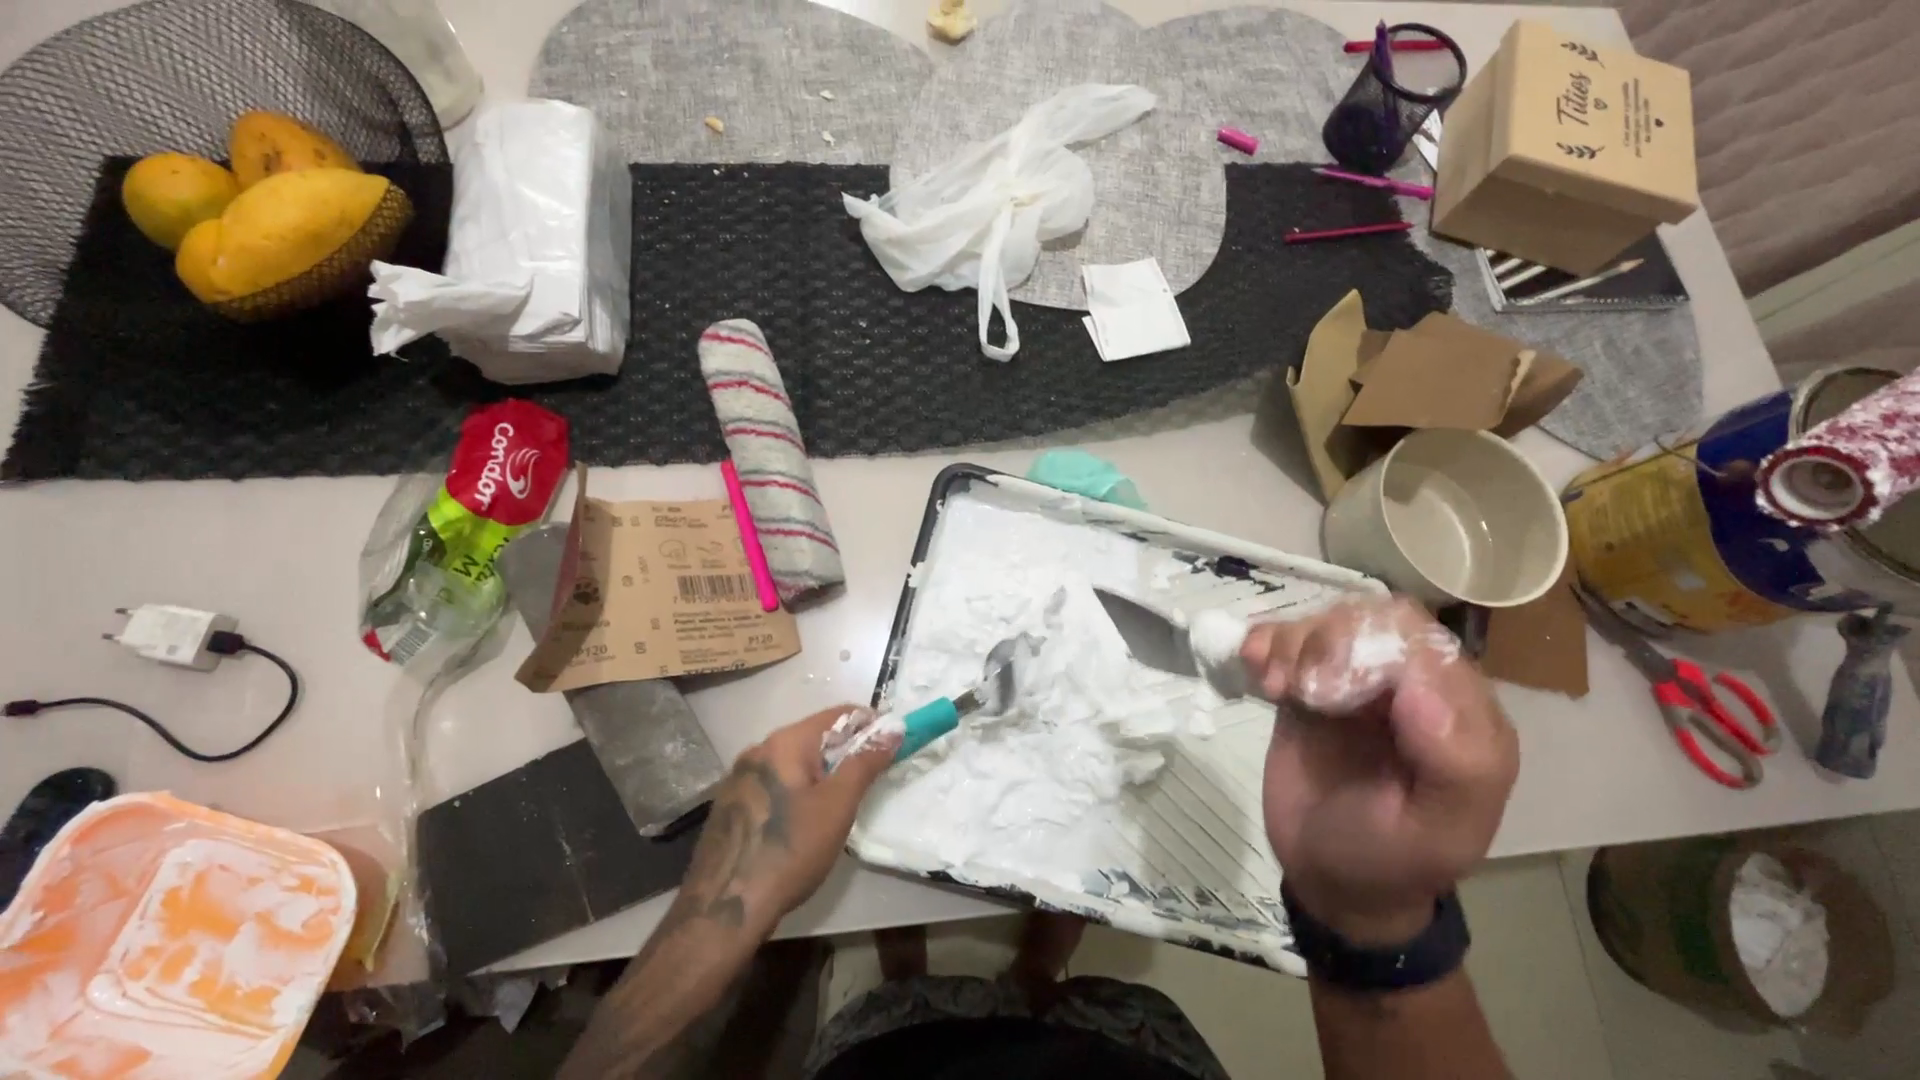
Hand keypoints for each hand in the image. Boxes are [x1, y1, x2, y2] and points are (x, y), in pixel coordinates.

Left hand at [669, 705, 898, 937]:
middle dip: (846, 751)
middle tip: (871, 779)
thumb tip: (892, 730)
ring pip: (792, 763)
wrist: (725, 908)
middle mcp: (757, 750)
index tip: (893, 745)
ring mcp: (738, 778)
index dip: (870, 725)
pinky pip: (774, 785)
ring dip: (820, 773)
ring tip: (840, 804)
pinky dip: (797, 791)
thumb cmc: (791, 850)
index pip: (837, 715)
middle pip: (813, 737)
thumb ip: (866, 762)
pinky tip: (804, 822)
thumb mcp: (838, 805)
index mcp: (783, 742)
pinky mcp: (730, 806)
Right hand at [1242, 598, 1517, 943]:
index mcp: (1461, 713)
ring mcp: (1355, 684)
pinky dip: (1265, 642)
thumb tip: (1421, 689)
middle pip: (1372, 618)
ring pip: (1326, 622)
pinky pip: (1287, 642)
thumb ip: (1452, 766)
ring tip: (1272, 685)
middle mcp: (1411, 686)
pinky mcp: (1308, 689)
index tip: (1330, 694)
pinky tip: (1255, 671)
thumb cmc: (1392, 861)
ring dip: (1292, 642)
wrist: (1329, 882)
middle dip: (1327, 641)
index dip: (1373, 651)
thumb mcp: (1438, 832)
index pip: (1423, 642)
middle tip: (1297, 689)